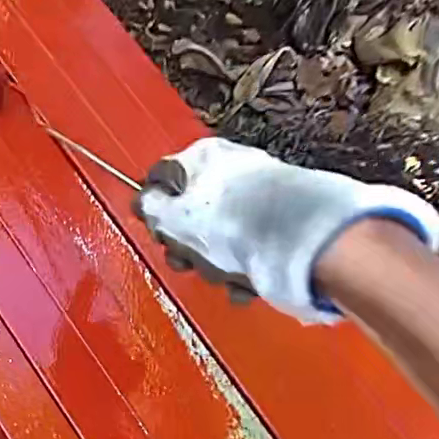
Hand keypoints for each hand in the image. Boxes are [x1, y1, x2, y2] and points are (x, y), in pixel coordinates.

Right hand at [133, 137, 438, 322]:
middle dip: (183, 244)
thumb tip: (139, 200)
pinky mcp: (277, 232)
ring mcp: (256, 203)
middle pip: (187, 216)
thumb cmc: (234, 221)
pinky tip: (243, 282)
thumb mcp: (174, 213)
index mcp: (204, 157)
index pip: (163, 179)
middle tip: (185, 257)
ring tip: (221, 272)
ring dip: (210, 264)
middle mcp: (231, 173)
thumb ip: (150, 205)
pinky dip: (239, 273)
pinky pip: (243, 256)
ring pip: (213, 241)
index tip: (156, 228)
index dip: (154, 209)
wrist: (298, 241)